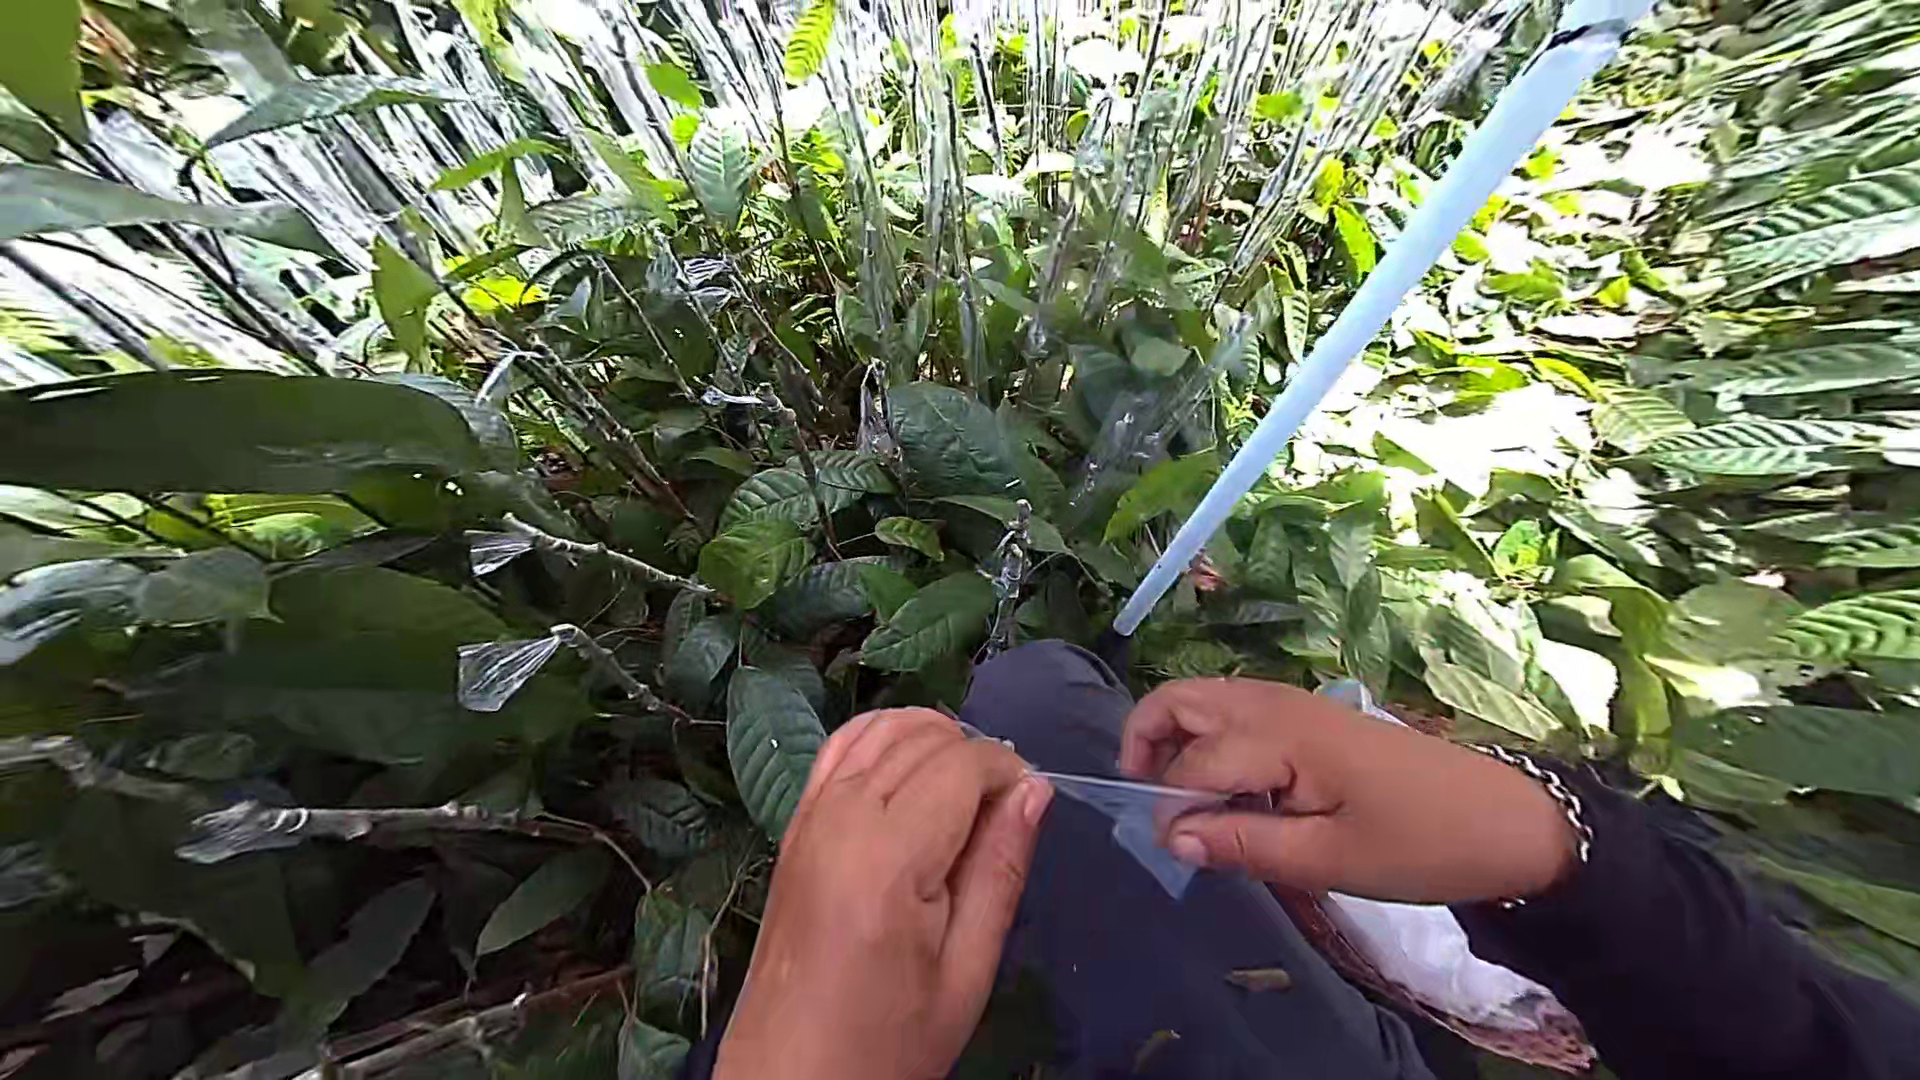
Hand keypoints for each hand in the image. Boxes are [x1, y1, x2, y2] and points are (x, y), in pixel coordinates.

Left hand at [714, 708, 1052, 1079]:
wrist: (790, 1079)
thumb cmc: (888, 1042)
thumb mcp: (968, 969)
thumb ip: (1003, 865)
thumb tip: (1036, 787)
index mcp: (888, 858)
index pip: (961, 766)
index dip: (1005, 769)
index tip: (1027, 798)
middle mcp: (843, 815)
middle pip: (925, 740)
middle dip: (977, 755)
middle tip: (1001, 804)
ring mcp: (813, 810)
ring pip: (886, 726)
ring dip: (935, 736)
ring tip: (962, 782)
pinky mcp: (798, 817)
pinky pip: (843, 741)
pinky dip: (884, 731)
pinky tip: (910, 756)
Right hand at [1120, 678, 1575, 902]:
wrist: (1506, 815)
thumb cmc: (1420, 842)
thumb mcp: (1330, 860)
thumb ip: (1242, 844)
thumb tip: (1171, 839)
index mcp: (1277, 736)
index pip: (1193, 764)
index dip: (1171, 807)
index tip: (1174, 849)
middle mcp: (1268, 702)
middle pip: (1176, 699)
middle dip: (1144, 738)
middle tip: (1147, 792)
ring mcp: (1282, 697)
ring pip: (1196, 695)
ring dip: (1170, 732)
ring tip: (1178, 788)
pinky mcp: (1295, 706)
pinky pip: (1224, 705)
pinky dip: (1201, 731)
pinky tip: (1221, 777)